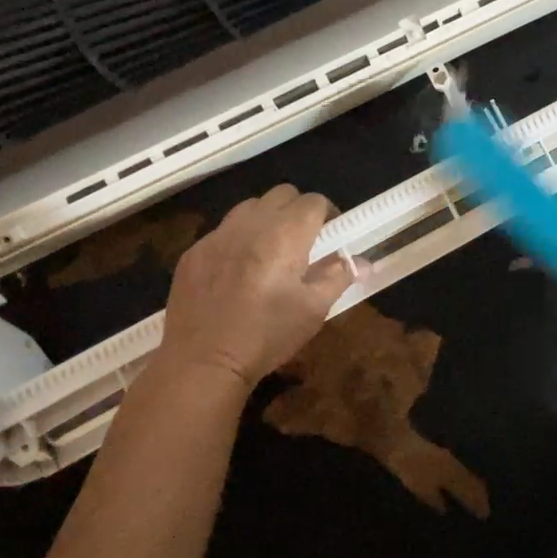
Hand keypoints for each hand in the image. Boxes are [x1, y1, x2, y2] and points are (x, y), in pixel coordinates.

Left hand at [156, 184, 354, 388]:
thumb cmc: (266, 335)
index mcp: (286, 233)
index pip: (315, 201)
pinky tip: (235, 272)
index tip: (330, 237)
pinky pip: (222, 232)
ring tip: (267, 251)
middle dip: (297, 210)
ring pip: (250, 207)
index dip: (327, 214)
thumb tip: (363, 263)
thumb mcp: (313, 310)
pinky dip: (236, 241)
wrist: (201, 363)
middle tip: (302, 242)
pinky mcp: (194, 253)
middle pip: (282, 195)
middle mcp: (252, 224)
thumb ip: (339, 277)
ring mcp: (218, 236)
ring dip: (265, 219)